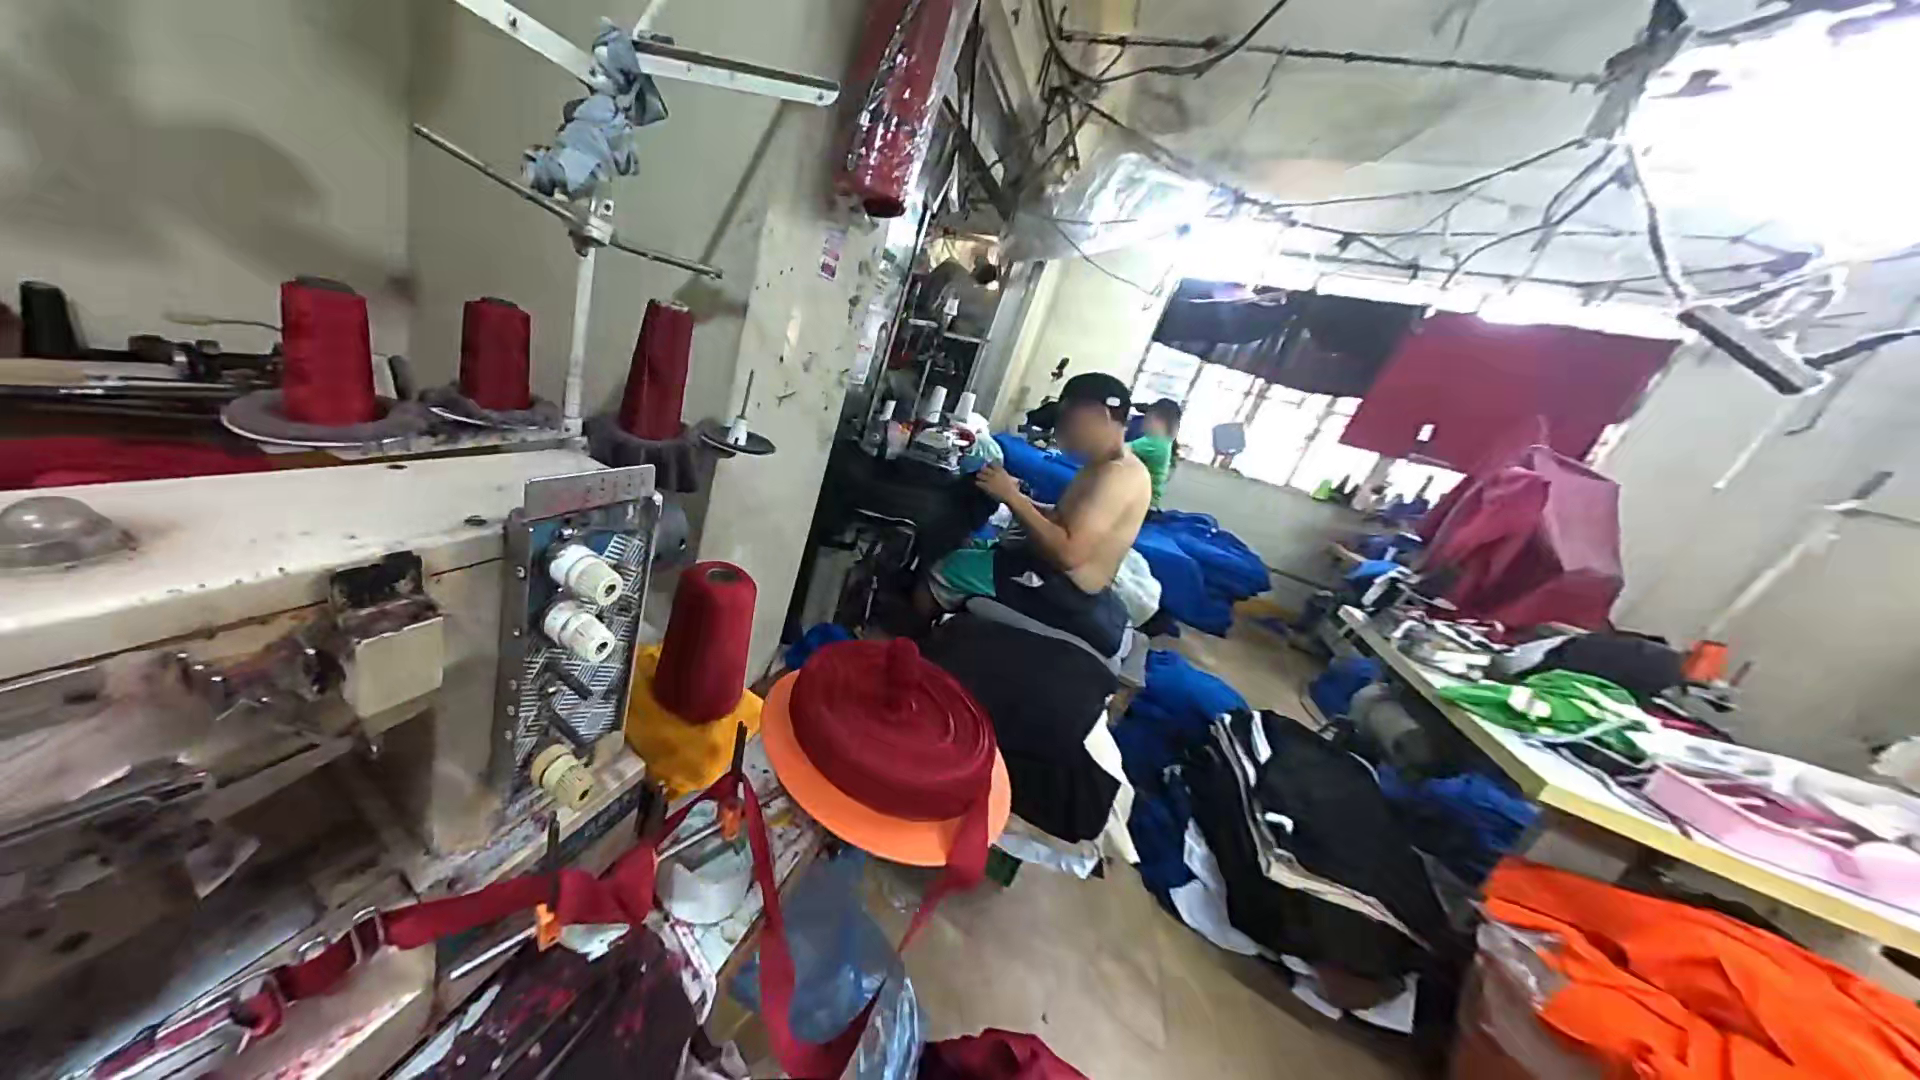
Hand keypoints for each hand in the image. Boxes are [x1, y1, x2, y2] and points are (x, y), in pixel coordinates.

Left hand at [974, 463, 1020, 503]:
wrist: (1011, 495)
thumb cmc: (1014, 488)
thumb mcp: (1012, 478)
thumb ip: (1008, 476)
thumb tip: (1009, 476)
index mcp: (1001, 470)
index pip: (992, 464)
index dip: (988, 464)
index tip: (987, 465)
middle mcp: (994, 473)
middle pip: (984, 468)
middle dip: (982, 469)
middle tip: (981, 471)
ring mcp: (989, 479)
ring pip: (980, 475)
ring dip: (979, 475)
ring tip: (978, 477)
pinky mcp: (986, 486)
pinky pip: (979, 483)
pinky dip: (977, 483)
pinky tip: (977, 483)